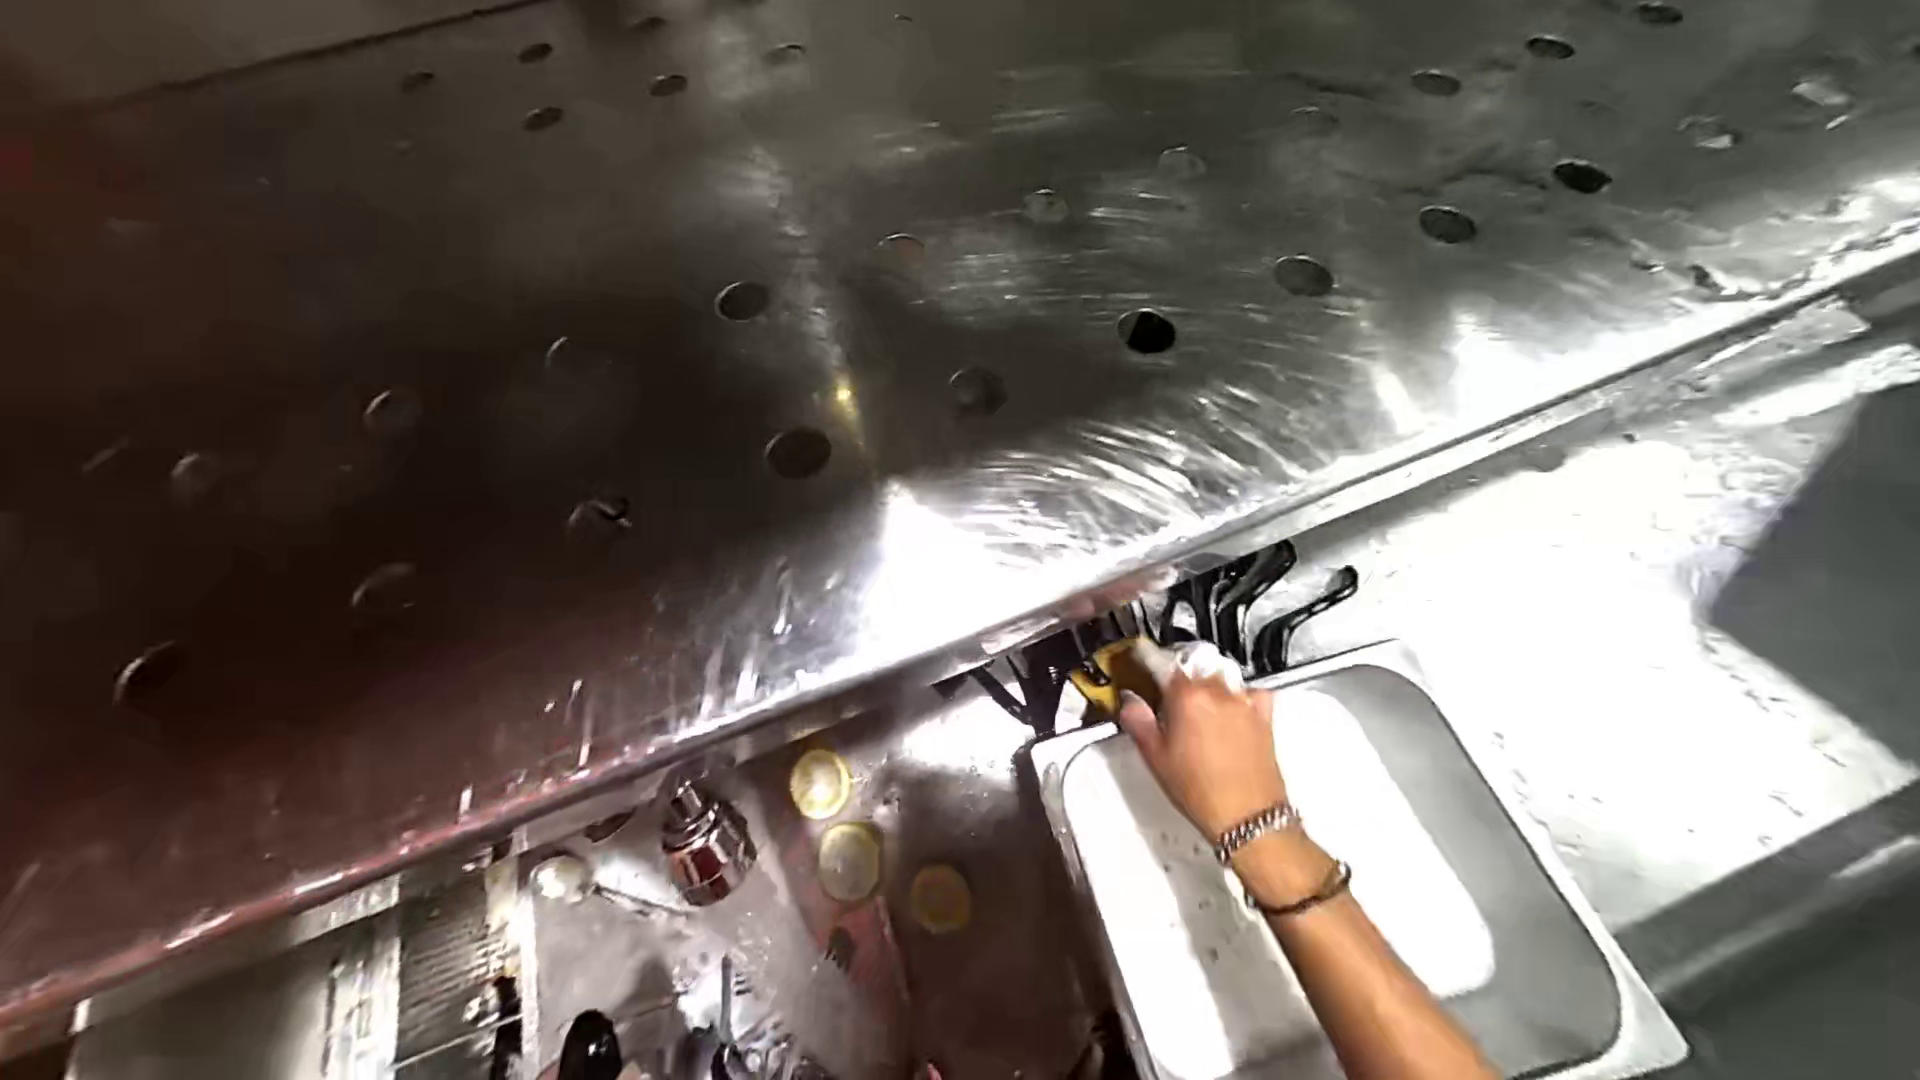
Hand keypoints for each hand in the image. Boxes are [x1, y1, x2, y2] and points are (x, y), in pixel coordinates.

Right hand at [1115, 672, 1287, 838]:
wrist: (1248, 817)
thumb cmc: (1199, 789)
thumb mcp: (1155, 756)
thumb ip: (1138, 720)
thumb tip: (1129, 700)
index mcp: (1186, 695)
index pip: (1161, 662)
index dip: (1147, 659)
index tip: (1140, 659)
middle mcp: (1217, 690)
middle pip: (1192, 667)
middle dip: (1178, 676)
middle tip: (1167, 697)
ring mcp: (1243, 701)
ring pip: (1219, 677)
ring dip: (1206, 684)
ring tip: (1197, 706)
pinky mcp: (1263, 716)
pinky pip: (1249, 692)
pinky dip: (1239, 695)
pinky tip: (1230, 711)